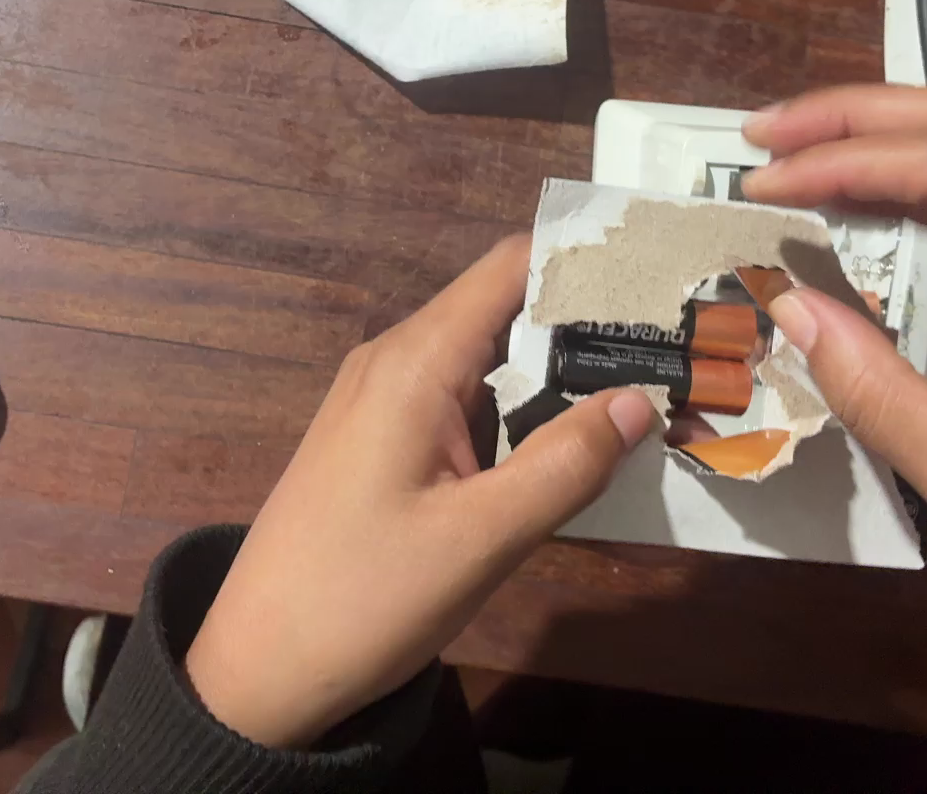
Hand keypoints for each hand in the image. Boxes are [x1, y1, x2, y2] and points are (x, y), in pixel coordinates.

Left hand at [184, 236, 658, 746]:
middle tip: (667, 346)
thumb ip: (564, 465)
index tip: (653, 274)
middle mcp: (398, 359)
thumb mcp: (479, 539)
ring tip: (638, 390)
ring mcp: (387, 396)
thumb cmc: (362, 597)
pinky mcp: (386, 434)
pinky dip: (517, 409)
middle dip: (582, 324)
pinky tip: (564, 438)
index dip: (578, 260)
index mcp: (415, 360)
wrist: (259, 665)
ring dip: (554, 374)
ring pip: (487, 359)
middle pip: (502, 309)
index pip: (507, 268)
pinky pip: (463, 400)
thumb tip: (639, 400)